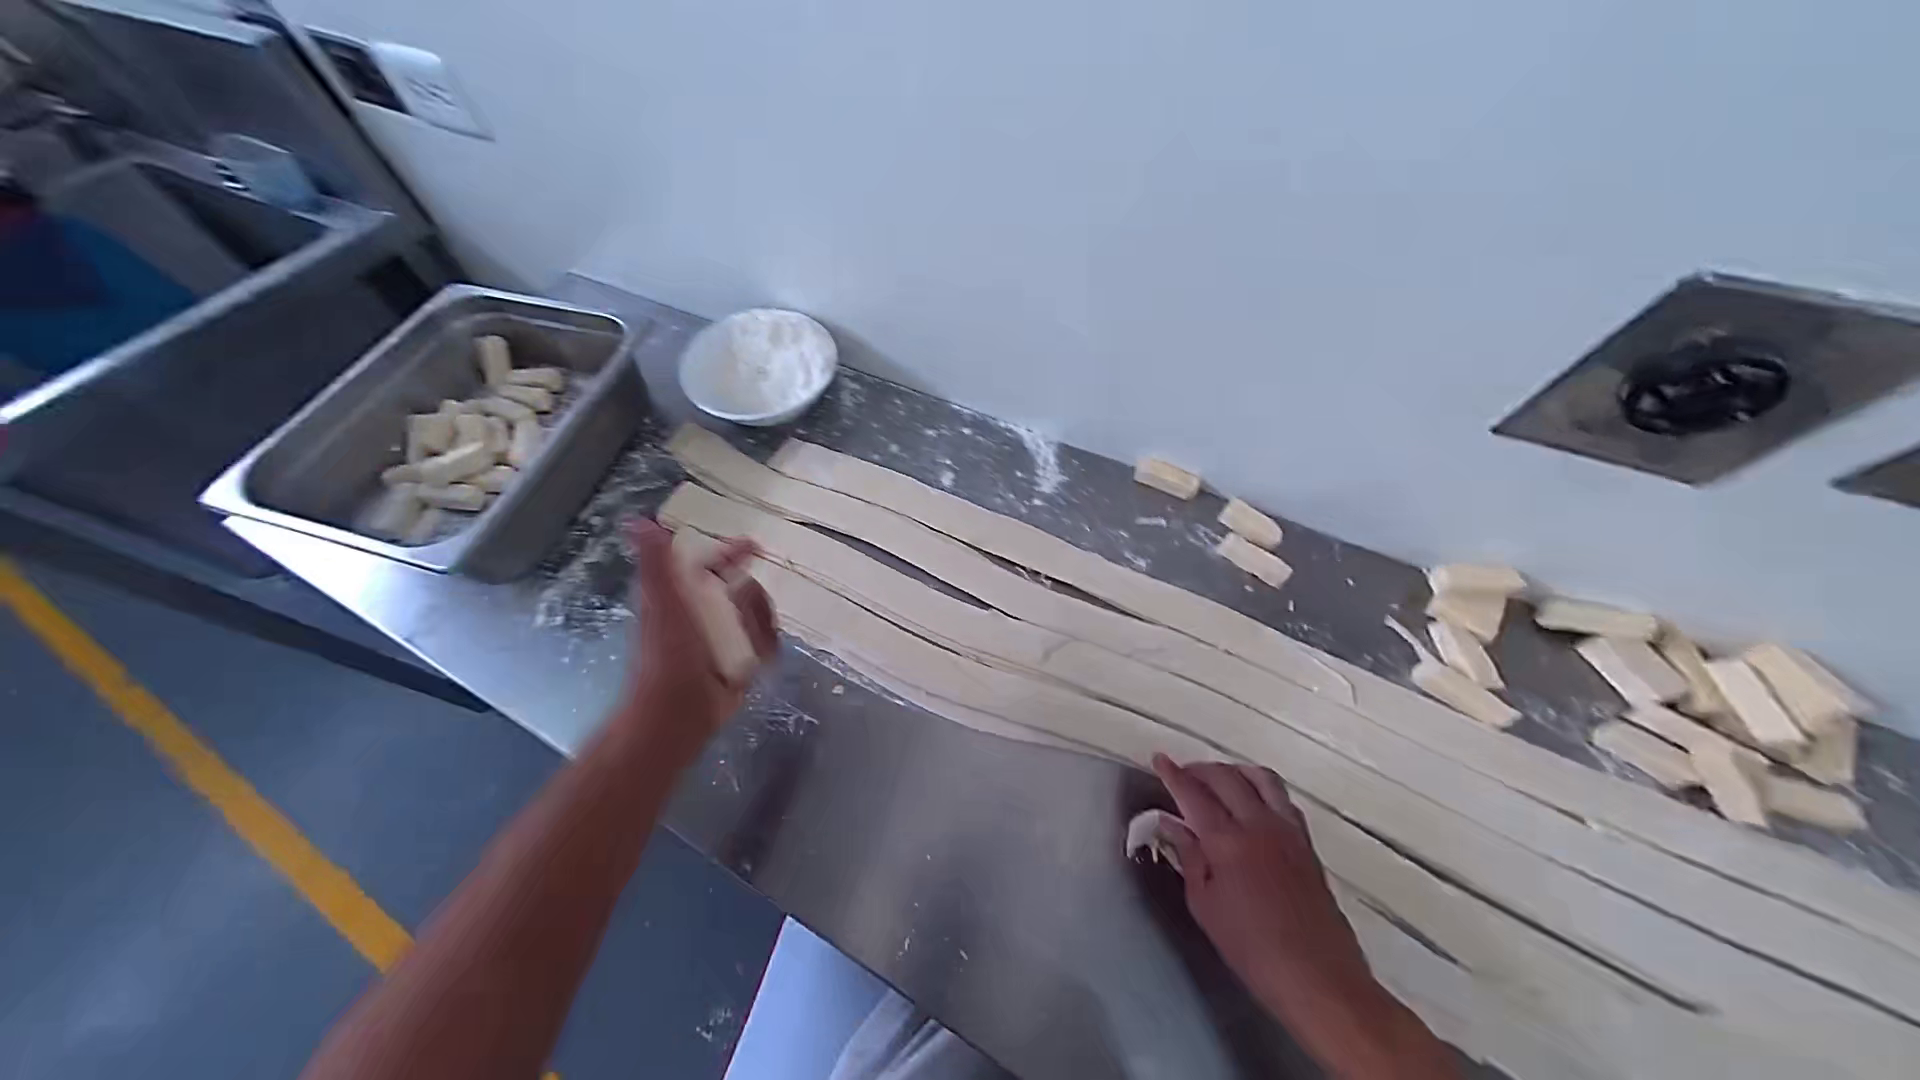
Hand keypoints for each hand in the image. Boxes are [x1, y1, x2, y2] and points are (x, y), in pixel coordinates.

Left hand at [620, 519, 777, 758]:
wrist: (678, 713)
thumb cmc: (668, 657)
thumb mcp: (663, 604)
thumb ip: (657, 564)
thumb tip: (638, 520)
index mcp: (681, 595)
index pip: (710, 563)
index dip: (730, 552)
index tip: (754, 547)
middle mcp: (702, 613)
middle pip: (741, 588)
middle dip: (753, 596)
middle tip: (755, 613)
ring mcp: (721, 638)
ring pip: (756, 615)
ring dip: (762, 623)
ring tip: (758, 641)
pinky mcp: (738, 661)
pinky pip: (764, 642)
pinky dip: (767, 646)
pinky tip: (763, 657)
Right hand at [1150, 756, 1376, 1017]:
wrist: (1318, 979)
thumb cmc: (1252, 950)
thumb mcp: (1204, 905)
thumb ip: (1188, 856)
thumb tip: (1171, 824)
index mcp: (1228, 841)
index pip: (1193, 793)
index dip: (1172, 773)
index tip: (1159, 759)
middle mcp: (1259, 825)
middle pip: (1225, 777)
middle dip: (1199, 769)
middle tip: (1181, 774)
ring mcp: (1288, 831)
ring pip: (1259, 778)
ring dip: (1233, 771)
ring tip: (1217, 780)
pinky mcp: (1307, 843)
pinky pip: (1281, 797)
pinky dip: (1260, 787)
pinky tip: (1251, 801)